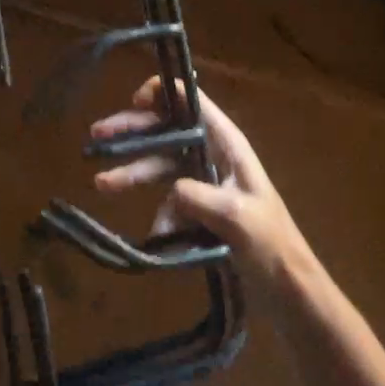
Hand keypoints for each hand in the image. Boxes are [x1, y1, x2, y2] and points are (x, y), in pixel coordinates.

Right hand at [90, 77, 314, 289]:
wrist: (289, 292)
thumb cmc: (271, 245)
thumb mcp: (236, 217)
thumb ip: (199, 196)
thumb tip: (170, 190)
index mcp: (227, 144)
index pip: (192, 102)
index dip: (164, 93)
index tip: (134, 100)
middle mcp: (212, 155)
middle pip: (166, 131)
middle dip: (132, 131)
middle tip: (95, 134)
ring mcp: (204, 181)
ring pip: (160, 165)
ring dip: (132, 171)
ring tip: (100, 183)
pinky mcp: (199, 209)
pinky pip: (169, 202)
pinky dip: (158, 214)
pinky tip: (155, 235)